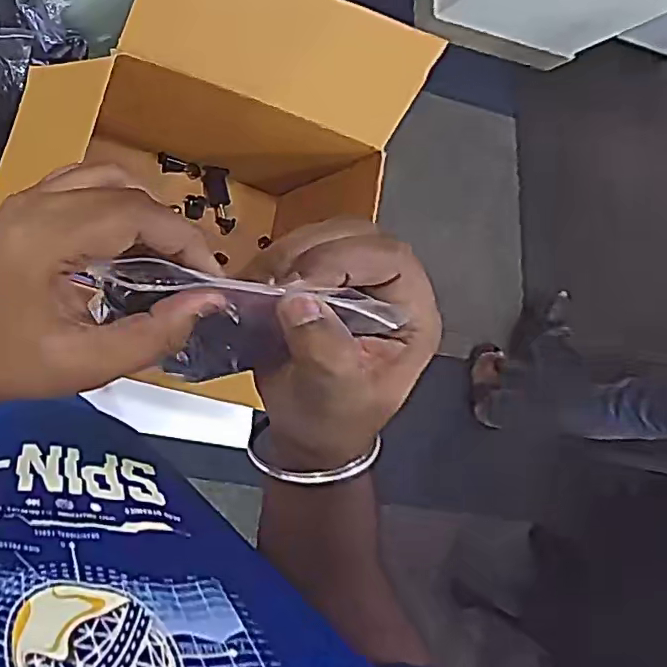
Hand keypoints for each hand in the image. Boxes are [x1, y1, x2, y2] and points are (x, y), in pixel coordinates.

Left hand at [0, 163, 226, 410]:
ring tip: (162, 254)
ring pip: (108, 176)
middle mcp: (35, 204)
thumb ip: (156, 333)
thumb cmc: (15, 366)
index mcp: (46, 238)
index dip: (185, 240)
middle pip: (126, 191)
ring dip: (145, 210)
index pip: (136, 214)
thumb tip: (209, 301)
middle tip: (191, 272)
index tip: (210, 275)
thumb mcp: (90, 363)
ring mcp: (27, 198)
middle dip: (169, 228)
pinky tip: (126, 239)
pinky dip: (116, 201)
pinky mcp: (25, 205)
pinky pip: (84, 181)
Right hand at [244, 219, 440, 468]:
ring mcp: (351, 279)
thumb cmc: (334, 419)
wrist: (308, 431)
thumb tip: (298, 302)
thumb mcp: (334, 393)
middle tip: (276, 282)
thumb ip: (323, 349)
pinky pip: (298, 250)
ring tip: (262, 283)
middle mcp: (386, 288)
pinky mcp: (319, 279)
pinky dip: (272, 260)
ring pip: (324, 235)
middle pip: (356, 235)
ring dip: (287, 252)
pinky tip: (255, 282)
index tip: (300, 284)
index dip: (346, 260)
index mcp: (410, 315)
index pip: (391, 260)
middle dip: (311, 251)